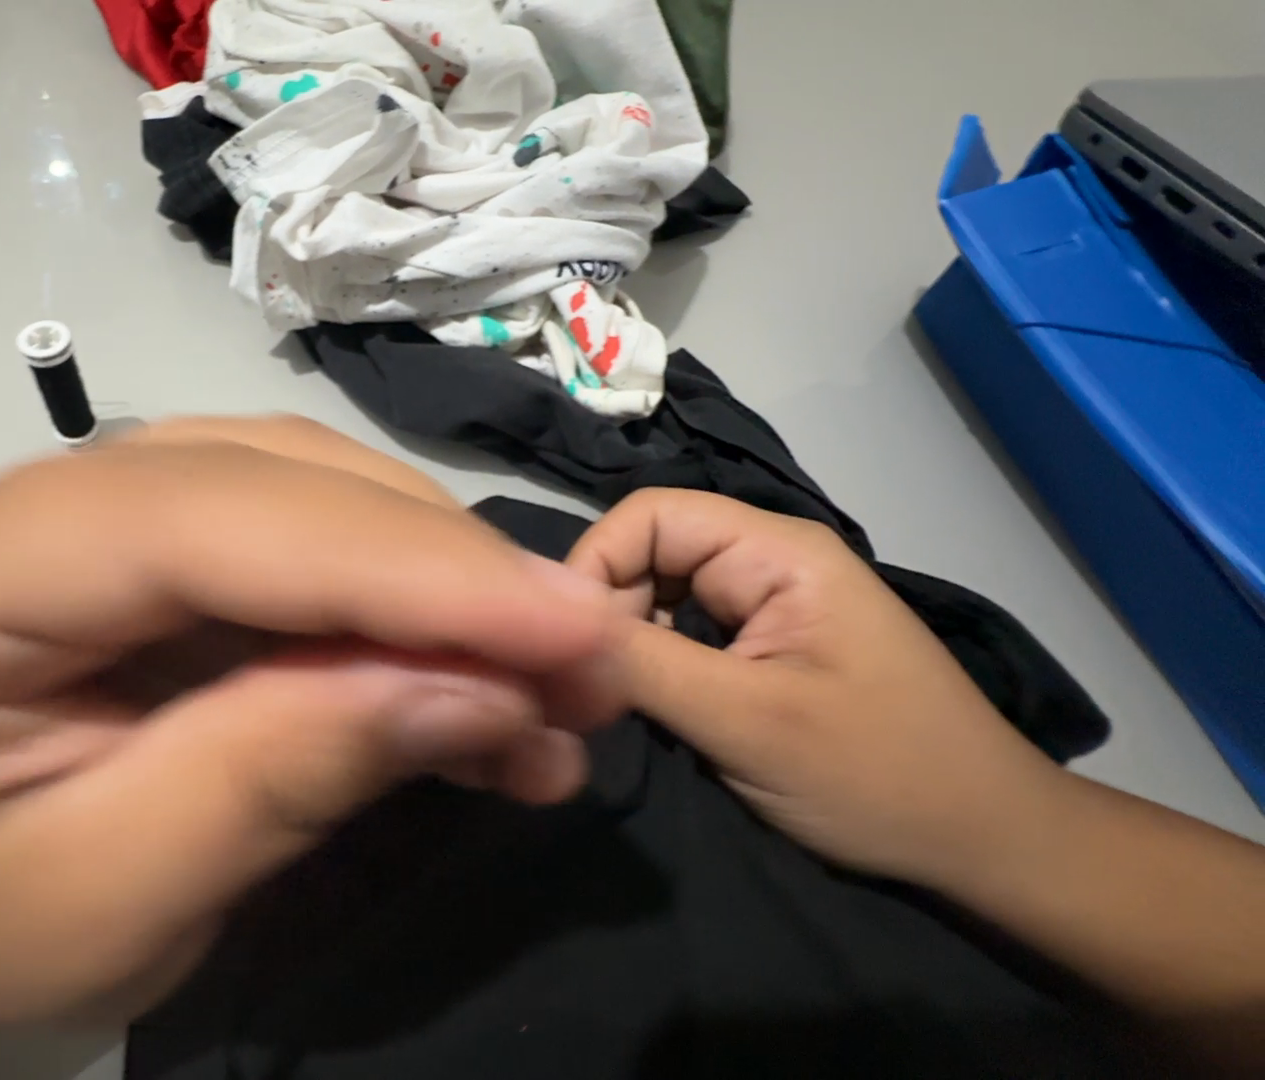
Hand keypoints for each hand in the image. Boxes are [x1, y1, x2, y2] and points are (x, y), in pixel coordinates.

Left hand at [0, 416, 615, 1029]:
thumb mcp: (109, 896)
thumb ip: (275, 777)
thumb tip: (472, 689)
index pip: (194, 522)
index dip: (390, 564)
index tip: (560, 622)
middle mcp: (32, 507)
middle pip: (268, 487)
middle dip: (441, 572)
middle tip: (588, 662)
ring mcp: (108, 512)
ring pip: (311, 496)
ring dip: (444, 586)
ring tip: (555, 689)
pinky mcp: (173, 548)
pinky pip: (313, 546)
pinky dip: (412, 612)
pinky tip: (486, 693)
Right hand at [567, 488, 1071, 886]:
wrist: (983, 844)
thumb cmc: (877, 775)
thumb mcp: (746, 721)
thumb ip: (642, 664)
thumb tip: (551, 629)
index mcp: (776, 552)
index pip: (649, 515)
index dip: (595, 562)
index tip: (568, 641)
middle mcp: (765, 560)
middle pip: (646, 551)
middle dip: (607, 610)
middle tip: (596, 684)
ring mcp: (762, 602)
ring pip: (654, 593)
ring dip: (626, 641)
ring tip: (620, 699)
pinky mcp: (757, 642)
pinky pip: (676, 629)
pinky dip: (649, 662)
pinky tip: (652, 704)